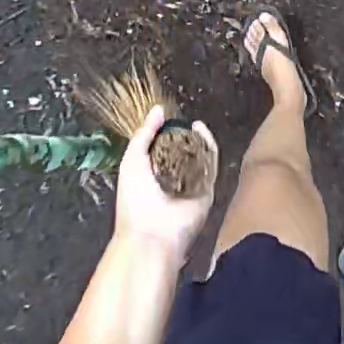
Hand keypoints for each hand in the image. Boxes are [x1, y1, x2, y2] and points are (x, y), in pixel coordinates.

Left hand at [112, 105, 217, 268]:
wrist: (151, 234)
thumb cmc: (135, 199)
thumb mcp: (132, 161)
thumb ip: (144, 134)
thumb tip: (158, 109)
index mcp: (153, 177)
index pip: (165, 151)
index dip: (167, 134)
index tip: (168, 119)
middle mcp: (174, 181)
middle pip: (186, 152)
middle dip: (185, 136)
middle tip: (183, 121)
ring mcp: (192, 185)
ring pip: (201, 156)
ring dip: (199, 139)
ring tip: (195, 124)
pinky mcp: (208, 189)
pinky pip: (211, 164)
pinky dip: (209, 146)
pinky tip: (201, 132)